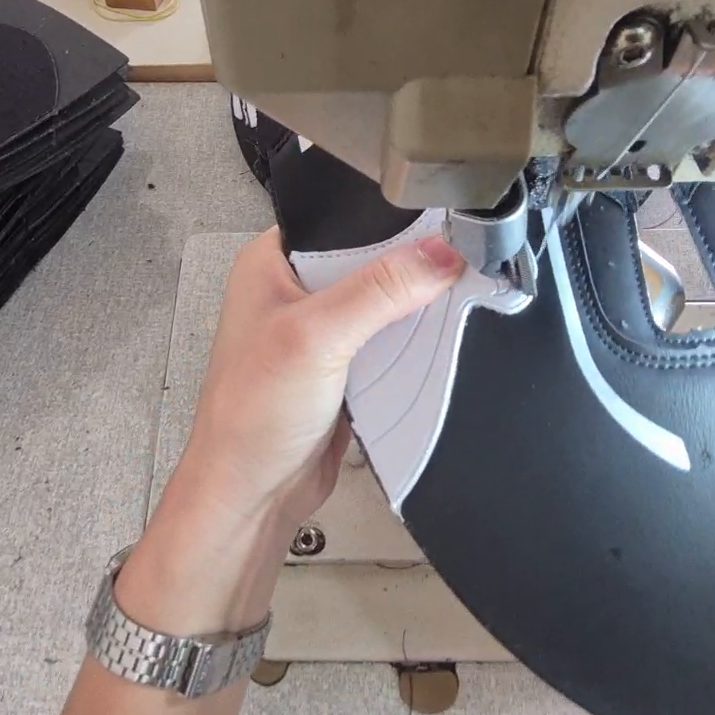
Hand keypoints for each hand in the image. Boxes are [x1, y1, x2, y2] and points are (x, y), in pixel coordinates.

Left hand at [112, 228, 463, 636]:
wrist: (252, 496)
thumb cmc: (251, 414)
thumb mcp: (316, 337)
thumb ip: (379, 291)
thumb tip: (442, 252)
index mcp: (272, 261)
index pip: (343, 219)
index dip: (390, 218)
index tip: (443, 218)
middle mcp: (296, 288)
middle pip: (371, 258)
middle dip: (412, 264)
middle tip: (462, 259)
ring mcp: (321, 328)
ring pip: (385, 300)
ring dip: (416, 305)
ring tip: (462, 292)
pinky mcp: (344, 364)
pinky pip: (390, 340)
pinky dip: (414, 341)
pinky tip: (442, 334)